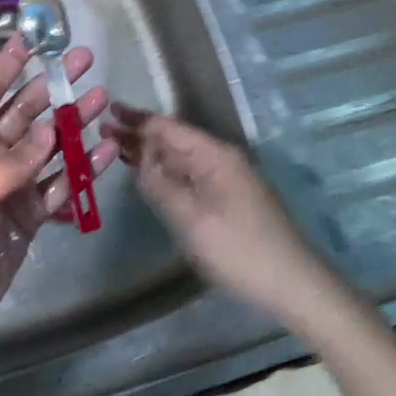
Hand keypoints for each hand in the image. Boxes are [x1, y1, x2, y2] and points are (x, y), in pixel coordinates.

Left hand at [0, 35, 118, 353]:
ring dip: (73, 124)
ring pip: (47, 146)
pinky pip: (58, 184)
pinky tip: (103, 153)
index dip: (9, 63)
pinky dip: (80, 170)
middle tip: (86, 61)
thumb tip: (52, 132)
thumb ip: (14, 162)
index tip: (33, 37)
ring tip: (103, 100)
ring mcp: (10, 184)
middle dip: (54, 87)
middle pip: (25, 112)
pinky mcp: (28, 214)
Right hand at [101, 105, 323, 310]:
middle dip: (139, 134)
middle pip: (173, 139)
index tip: (106, 110)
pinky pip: (190, 175)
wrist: (294, 285)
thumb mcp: (191, 218)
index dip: (136, 119)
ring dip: (150, 153)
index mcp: (213, 154)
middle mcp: (220, 159)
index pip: (167, 126)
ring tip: (116, 148)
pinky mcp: (229, 200)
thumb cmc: (239, 249)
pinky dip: (166, 172)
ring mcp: (227, 179)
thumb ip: (160, 185)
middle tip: (102, 129)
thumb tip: (140, 158)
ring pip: (181, 158)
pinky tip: (149, 178)